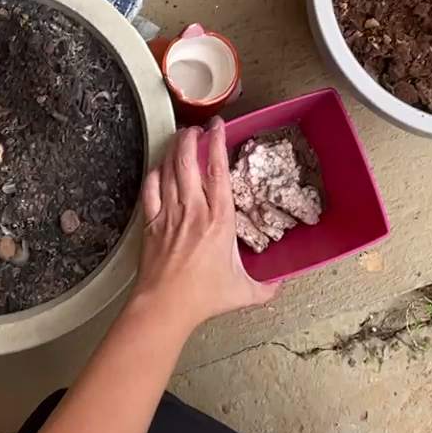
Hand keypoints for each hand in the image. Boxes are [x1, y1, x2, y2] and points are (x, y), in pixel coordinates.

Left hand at [131, 120, 276, 332]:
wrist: (165, 305)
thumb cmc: (202, 297)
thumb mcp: (244, 292)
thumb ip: (266, 286)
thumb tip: (281, 284)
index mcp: (219, 219)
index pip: (218, 170)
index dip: (218, 143)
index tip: (219, 127)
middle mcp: (194, 210)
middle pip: (189, 161)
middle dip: (191, 138)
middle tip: (196, 128)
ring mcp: (170, 214)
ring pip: (169, 170)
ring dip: (174, 150)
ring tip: (180, 138)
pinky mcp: (152, 223)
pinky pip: (151, 190)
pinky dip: (155, 174)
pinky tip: (159, 168)